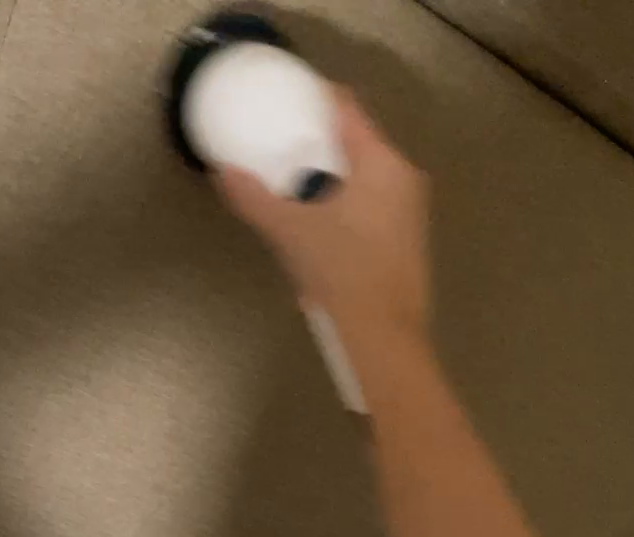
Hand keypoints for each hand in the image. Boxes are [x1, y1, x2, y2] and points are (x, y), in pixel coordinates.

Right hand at [215, 87, 431, 350]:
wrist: (384, 339)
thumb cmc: (344, 274)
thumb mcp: (293, 233)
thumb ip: (257, 200)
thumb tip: (223, 173)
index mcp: (383, 164)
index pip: (348, 109)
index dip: (315, 100)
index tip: (285, 105)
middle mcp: (405, 181)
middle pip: (356, 147)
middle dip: (318, 149)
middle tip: (280, 155)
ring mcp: (410, 216)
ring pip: (363, 183)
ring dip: (329, 185)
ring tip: (293, 197)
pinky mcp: (405, 247)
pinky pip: (369, 212)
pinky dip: (343, 212)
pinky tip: (318, 235)